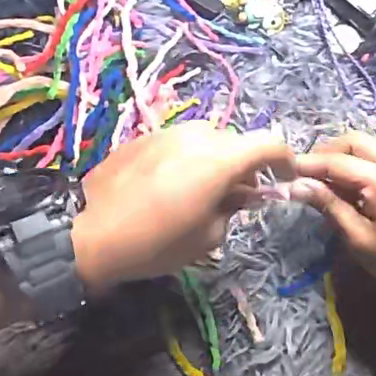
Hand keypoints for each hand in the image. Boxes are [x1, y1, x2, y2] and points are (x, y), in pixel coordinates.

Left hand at [72, 122, 292, 289]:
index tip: (285, 179)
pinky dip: (185, 160)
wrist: (90, 234)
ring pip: (205, 140)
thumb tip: (237, 194)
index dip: (285, 160)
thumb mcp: (207, 237)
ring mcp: (165, 132)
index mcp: (219, 159)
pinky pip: (176, 144)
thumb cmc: (156, 243)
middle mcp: (195, 135)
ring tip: (201, 192)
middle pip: (235, 142)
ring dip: (214, 161)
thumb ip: (232, 208)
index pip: (269, 143)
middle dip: (245, 166)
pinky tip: (169, 187)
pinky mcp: (141, 138)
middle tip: (239, 197)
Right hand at [290, 132, 375, 319]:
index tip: (284, 171)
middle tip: (306, 175)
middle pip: (357, 142)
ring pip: (372, 149)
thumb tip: (298, 185)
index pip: (338, 161)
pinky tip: (351, 192)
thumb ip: (330, 207)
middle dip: (327, 152)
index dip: (308, 164)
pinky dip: (363, 169)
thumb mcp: (361, 242)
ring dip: (346, 159)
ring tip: (325, 186)